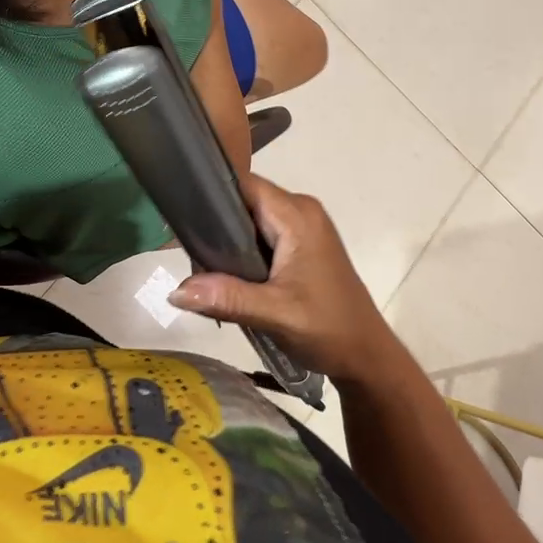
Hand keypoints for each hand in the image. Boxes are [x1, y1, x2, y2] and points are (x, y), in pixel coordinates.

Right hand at [168, 174, 395, 381]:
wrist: (367, 358)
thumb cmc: (328, 329)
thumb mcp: (275, 314)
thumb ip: (227, 297)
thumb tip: (175, 289)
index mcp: (297, 215)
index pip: (242, 184)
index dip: (210, 193)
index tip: (179, 215)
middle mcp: (300, 210)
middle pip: (243, 198)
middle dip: (213, 222)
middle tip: (186, 251)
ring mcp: (301, 226)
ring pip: (248, 217)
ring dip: (224, 238)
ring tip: (201, 265)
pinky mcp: (299, 243)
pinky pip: (259, 231)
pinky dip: (239, 248)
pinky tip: (224, 273)